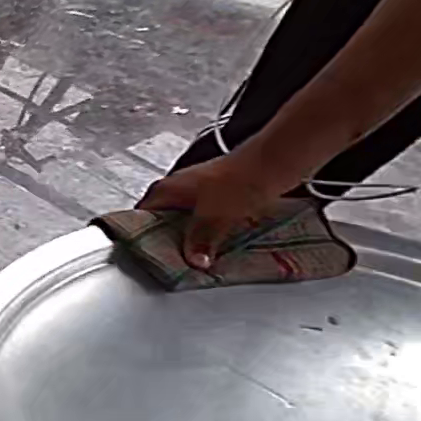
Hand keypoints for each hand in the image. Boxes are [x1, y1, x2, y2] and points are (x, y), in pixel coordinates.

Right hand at [137, 153, 288, 269]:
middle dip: (170, 243)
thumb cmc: (242, 177)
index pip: (137, 220)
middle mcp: (175, 191)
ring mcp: (197, 192)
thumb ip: (200, 241)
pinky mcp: (219, 195)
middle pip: (162, 224)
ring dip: (194, 239)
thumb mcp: (215, 214)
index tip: (147, 257)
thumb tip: (194, 263)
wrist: (283, 157)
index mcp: (162, 191)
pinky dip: (212, 232)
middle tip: (175, 263)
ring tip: (198, 257)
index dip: (140, 240)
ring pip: (186, 223)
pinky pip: (206, 220)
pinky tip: (220, 243)